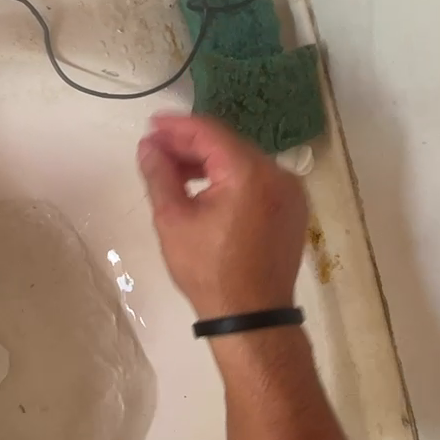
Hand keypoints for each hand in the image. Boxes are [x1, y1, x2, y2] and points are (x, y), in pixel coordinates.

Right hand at [137, 113, 308, 317]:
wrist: (251, 314)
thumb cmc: (207, 270)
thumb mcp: (173, 220)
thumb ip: (160, 176)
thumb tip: (148, 146)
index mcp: (249, 173)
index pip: (210, 133)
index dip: (177, 126)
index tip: (150, 125)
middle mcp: (278, 174)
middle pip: (228, 144)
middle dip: (190, 144)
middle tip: (155, 149)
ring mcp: (290, 192)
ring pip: (242, 162)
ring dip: (207, 161)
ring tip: (173, 171)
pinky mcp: (292, 209)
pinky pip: (256, 180)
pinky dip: (228, 178)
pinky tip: (203, 189)